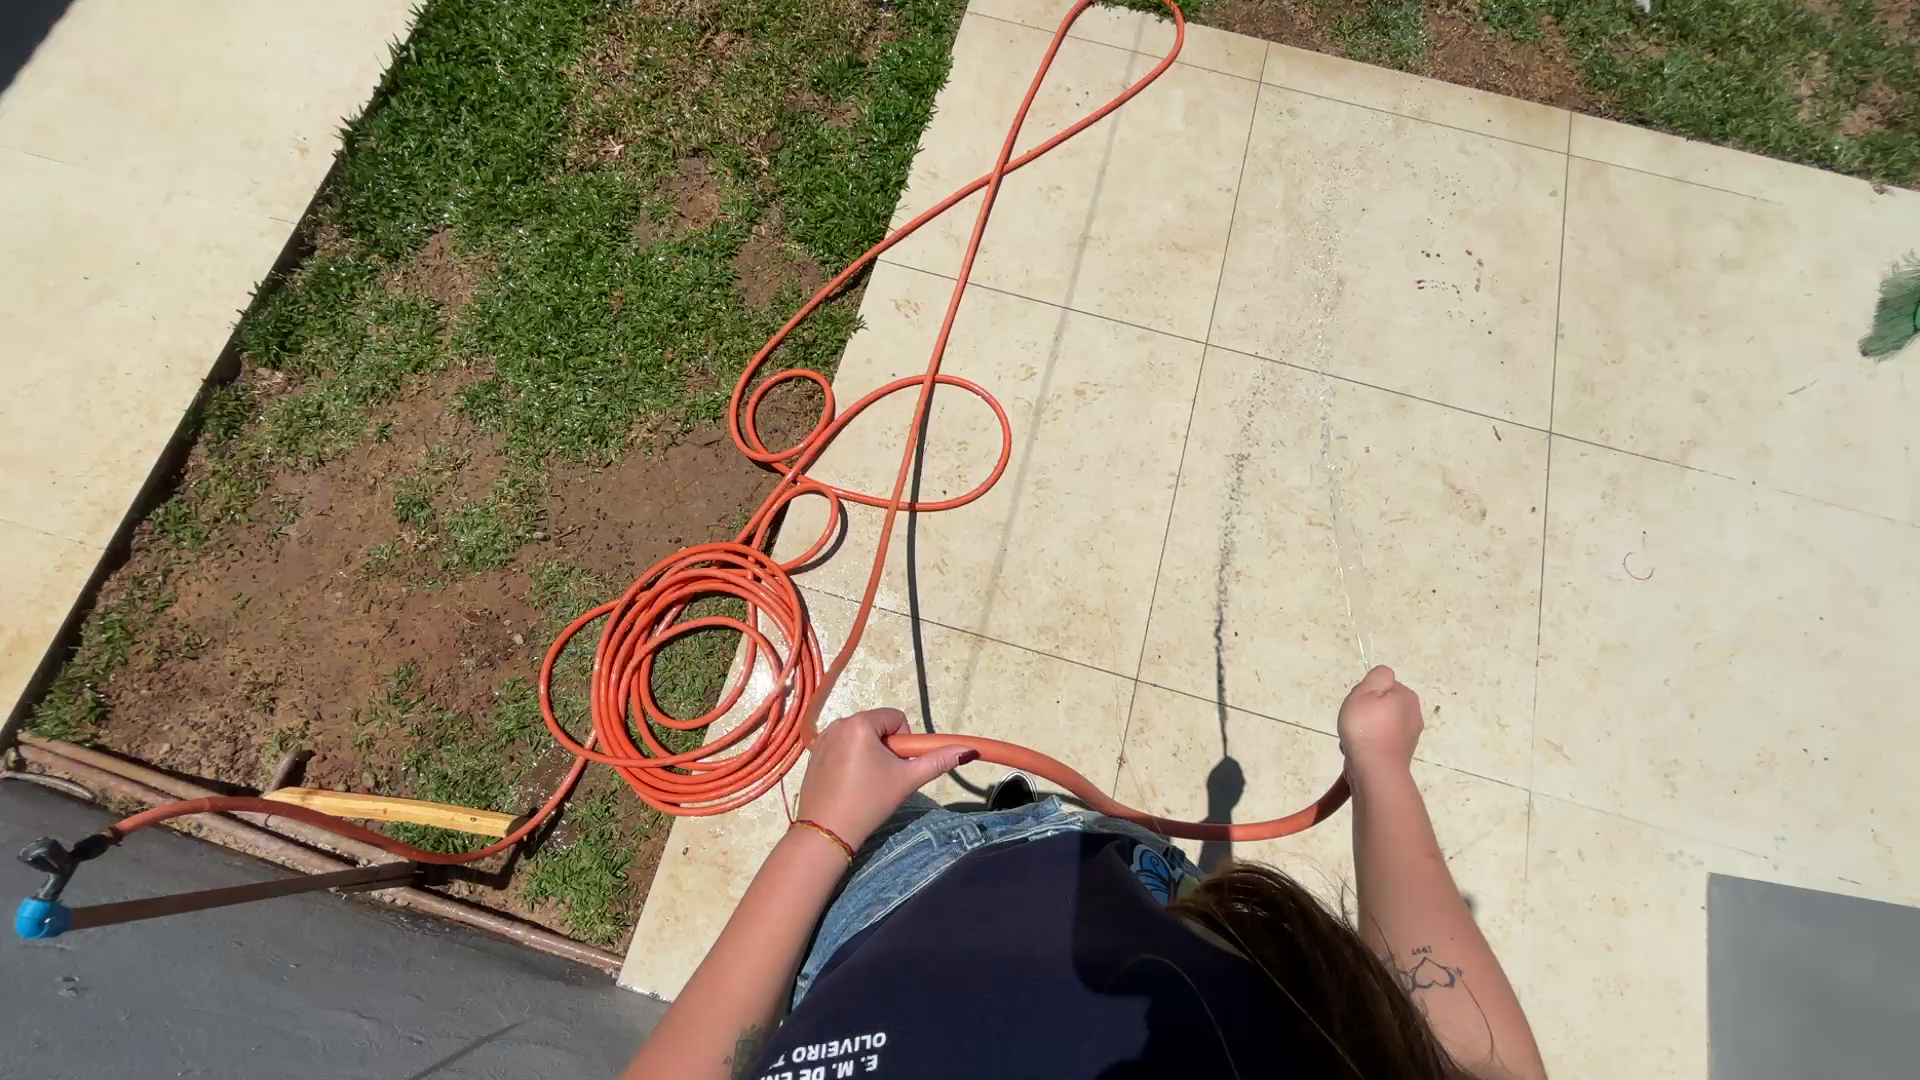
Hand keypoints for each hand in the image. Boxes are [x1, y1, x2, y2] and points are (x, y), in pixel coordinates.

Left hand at [794, 708, 973, 848]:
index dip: (903, 742)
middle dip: (885, 747)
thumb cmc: (869, 802)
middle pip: (877, 726)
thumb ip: (937, 761)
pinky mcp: (813, 753)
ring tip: (865, 782)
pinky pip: (841, 745)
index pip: (896, 718)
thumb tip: (968, 750)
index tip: (896, 767)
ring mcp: (823, 738)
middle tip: (882, 777)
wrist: (826, 832)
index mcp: (861, 723)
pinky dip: (850, 758)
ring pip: (859, 736)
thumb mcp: (907, 780)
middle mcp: (839, 723)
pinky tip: (848, 783)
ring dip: (868, 752)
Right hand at [1336, 665, 1422, 783]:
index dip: (1366, 691)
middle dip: (1366, 709)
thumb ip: (1377, 677)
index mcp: (1406, 696)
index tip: (1359, 703)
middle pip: (1382, 702)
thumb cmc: (1366, 727)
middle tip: (1355, 718)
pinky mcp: (1402, 750)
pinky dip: (1370, 740)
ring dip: (1366, 726)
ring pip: (1380, 721)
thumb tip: (1385, 674)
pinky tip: (1361, 748)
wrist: (1375, 769)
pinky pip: (1381, 738)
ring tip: (1355, 736)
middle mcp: (1413, 713)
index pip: (1383, 684)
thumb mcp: (1364, 692)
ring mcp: (1409, 734)